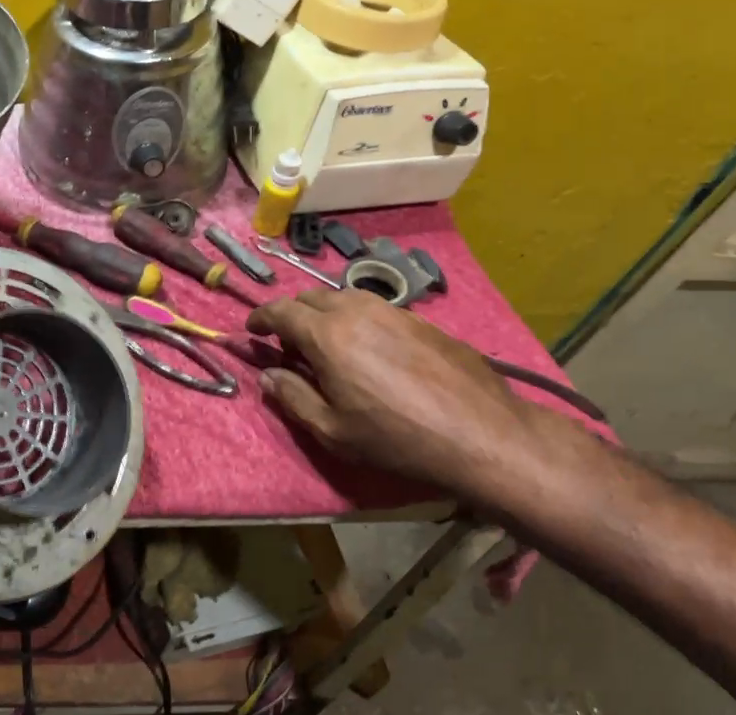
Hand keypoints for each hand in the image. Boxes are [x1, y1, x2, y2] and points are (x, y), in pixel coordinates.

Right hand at [247, 288, 548, 501]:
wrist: (483, 436)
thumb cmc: (398, 439)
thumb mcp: (333, 431)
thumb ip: (293, 397)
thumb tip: (268, 376)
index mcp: (326, 335)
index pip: (280, 311)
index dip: (260, 318)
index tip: (252, 331)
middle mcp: (355, 311)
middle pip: (309, 298)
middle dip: (291, 315)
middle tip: (289, 344)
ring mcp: (392, 311)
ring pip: (344, 297)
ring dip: (325, 313)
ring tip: (329, 343)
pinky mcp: (421, 320)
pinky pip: (376, 308)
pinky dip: (358, 319)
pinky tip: (370, 349)